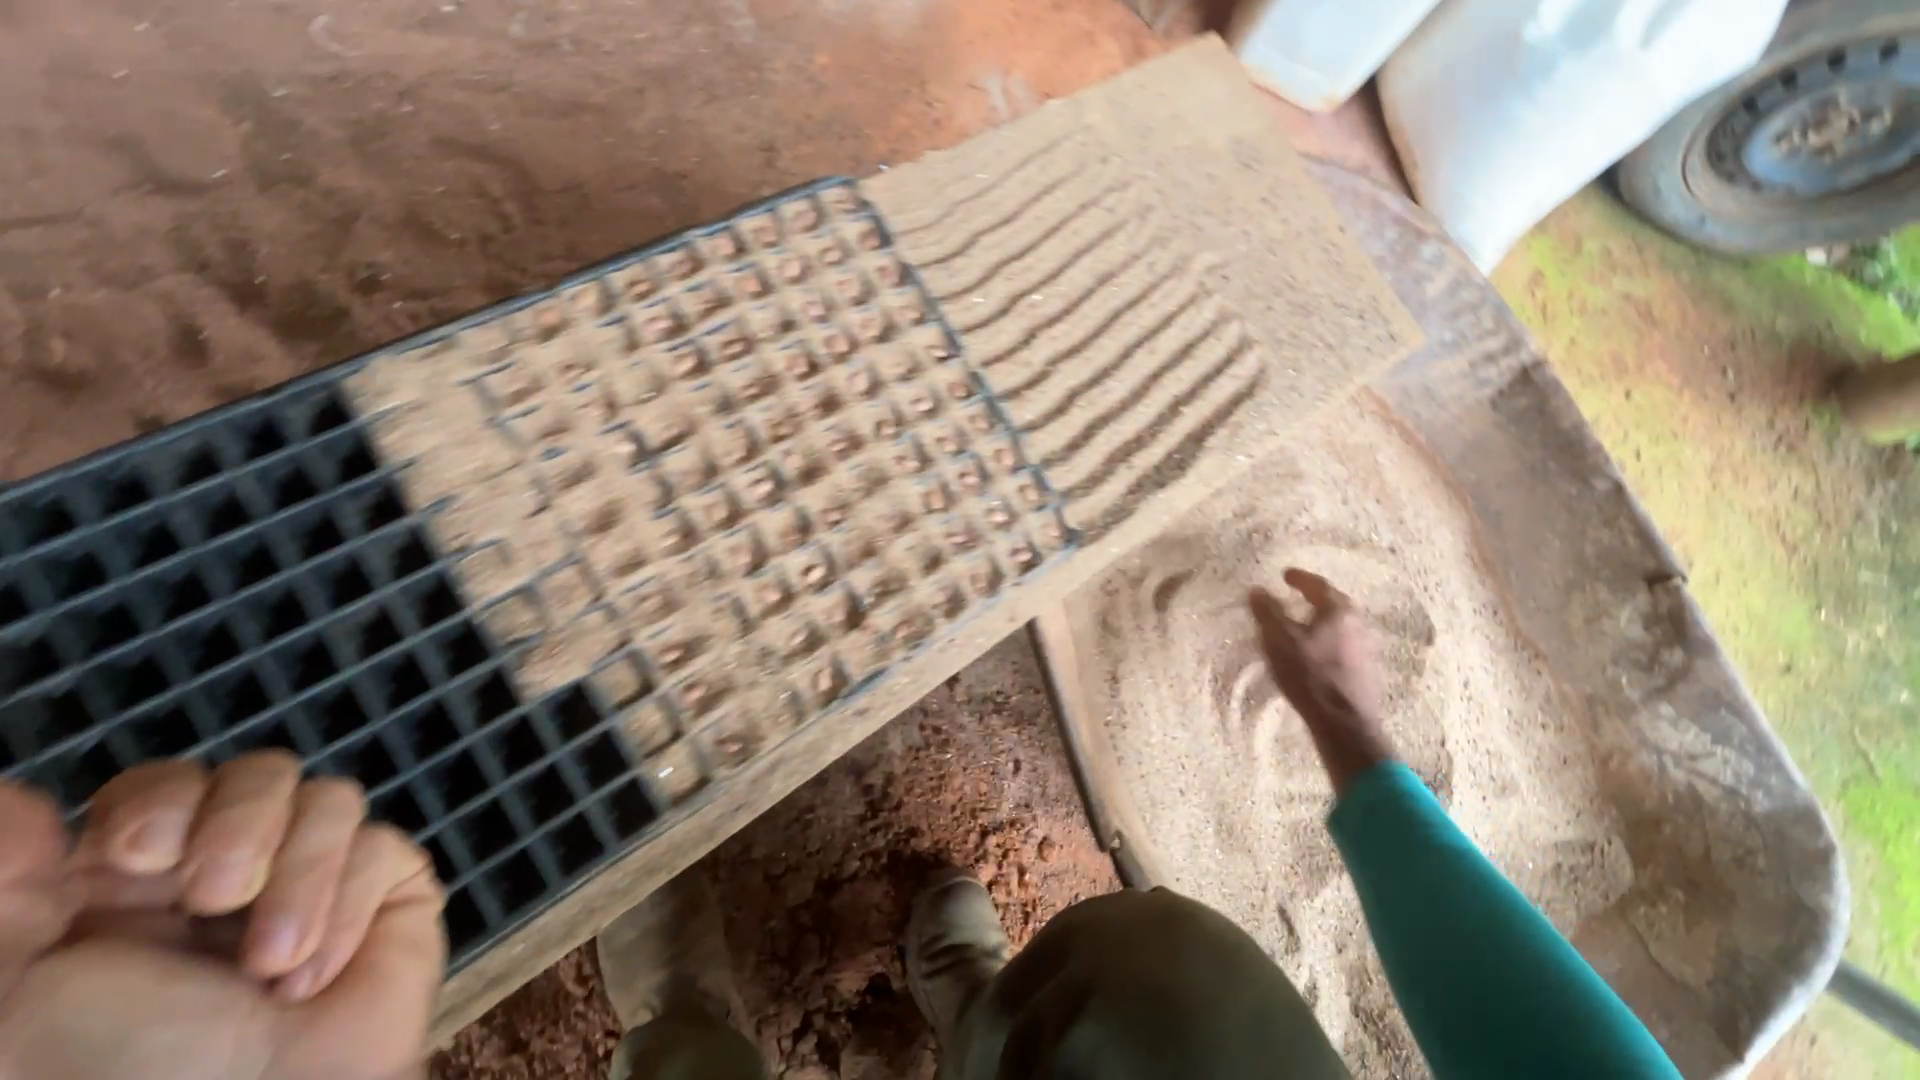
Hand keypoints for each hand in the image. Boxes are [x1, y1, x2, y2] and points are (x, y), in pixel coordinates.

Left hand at [0, 752, 445, 1079]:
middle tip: (217, 897)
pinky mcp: (388, 888)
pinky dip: (347, 909)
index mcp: (141, 883)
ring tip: (272, 963)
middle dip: (242, 825)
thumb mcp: (17, 995)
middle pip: (260, 773)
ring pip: (331, 799)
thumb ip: (2, 897)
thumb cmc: (117, 1067)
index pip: (168, 784)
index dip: (165, 798)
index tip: (143, 853)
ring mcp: (321, 873)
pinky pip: (382, 848)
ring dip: (301, 878)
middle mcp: (235, 867)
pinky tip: (316, 976)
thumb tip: (16, 797)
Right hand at [1249, 568, 1396, 794]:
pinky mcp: (1365, 669)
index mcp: (1338, 610)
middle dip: (1313, 598)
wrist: (1344, 722)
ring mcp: (1365, 647)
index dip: (1299, 578)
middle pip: (1333, 603)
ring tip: (1302, 623)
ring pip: (1339, 624)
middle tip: (1295, 595)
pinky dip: (1326, 639)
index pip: (1318, 585)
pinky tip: (1315, 650)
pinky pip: (1342, 643)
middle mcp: (1357, 623)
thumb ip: (1267, 612)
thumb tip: (1257, 589)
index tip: (1285, 575)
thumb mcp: (1279, 640)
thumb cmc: (1309, 675)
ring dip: (1320, 620)